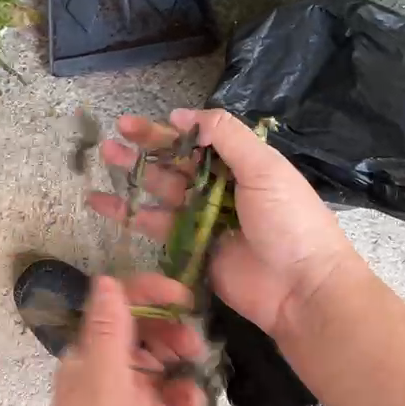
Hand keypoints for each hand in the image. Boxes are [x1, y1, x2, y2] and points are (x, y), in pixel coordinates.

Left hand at [51, 274, 207, 405]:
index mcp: (87, 360)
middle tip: (193, 340)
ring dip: (180, 357)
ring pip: (161, 364)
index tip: (182, 295)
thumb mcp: (104, 388)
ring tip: (197, 363)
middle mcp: (108, 378)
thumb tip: (106, 279)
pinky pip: (175, 400)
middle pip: (141, 332)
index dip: (146, 293)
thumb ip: (108, 332)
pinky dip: (187, 395)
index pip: (114, 308)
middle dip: (168, 327)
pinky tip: (193, 403)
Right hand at [87, 108, 364, 338]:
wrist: (303, 290)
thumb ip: (224, 135)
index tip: (137, 124)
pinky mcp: (190, 249)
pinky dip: (129, 214)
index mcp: (240, 164)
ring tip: (103, 158)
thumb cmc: (288, 221)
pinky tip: (101, 201)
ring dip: (132, 174)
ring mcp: (203, 219)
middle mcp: (219, 187)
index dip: (167, 130)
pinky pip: (156, 226)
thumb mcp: (264, 168)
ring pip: (160, 190)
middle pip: (174, 162)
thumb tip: (180, 115)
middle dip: (144, 147)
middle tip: (113, 136)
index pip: (196, 139)